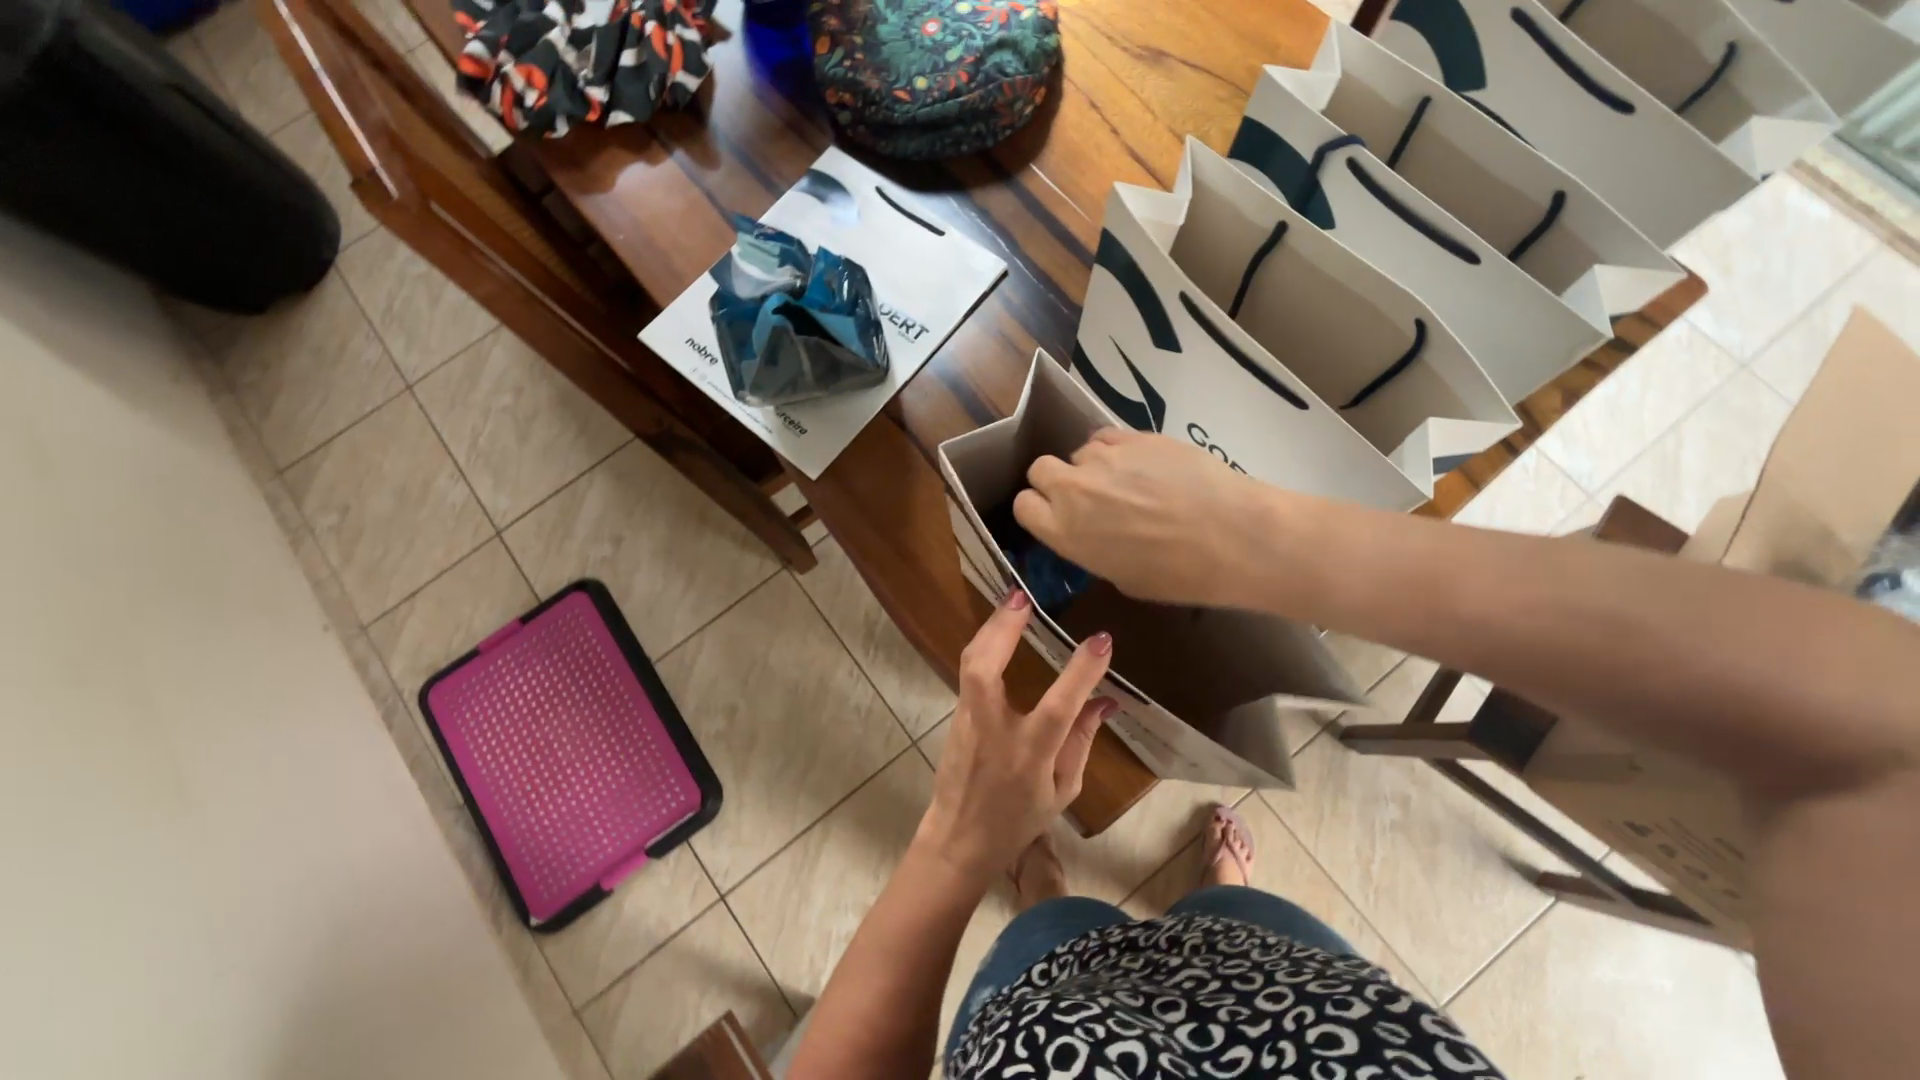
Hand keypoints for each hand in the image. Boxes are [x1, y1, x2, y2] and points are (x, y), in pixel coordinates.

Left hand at [915, 590, 1114, 885]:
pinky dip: (984, 646)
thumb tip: (1105, 700)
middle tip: (1022, 596)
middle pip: (985, 669)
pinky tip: (998, 630)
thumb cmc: (1017, 821)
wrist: (959, 840)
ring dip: (990, 628)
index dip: (1082, 671)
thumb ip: (1081, 741)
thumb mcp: (1062, 790)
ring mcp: (967, 720)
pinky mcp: (955, 716)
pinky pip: (968, 672)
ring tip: (1012, 601)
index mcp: (1029, 755)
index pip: (1060, 705)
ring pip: (971, 664)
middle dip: (1002, 628)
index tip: (1101, 639)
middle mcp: (993, 731)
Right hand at [1014, 427, 1273, 606]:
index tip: (1057, 517)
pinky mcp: (1135, 435)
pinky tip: (1145, 466)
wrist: (1234, 535)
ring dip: (1094, 466)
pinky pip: (1109, 436)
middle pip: (1040, 469)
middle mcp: (1073, 489)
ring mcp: (1104, 456)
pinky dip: (1119, 450)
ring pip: (1080, 452)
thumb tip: (1097, 533)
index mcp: (1064, 532)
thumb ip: (1093, 549)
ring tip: (1129, 483)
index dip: (1039, 510)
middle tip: (1087, 497)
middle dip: (1056, 481)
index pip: (1023, 505)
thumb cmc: (1180, 574)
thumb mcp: (1123, 578)